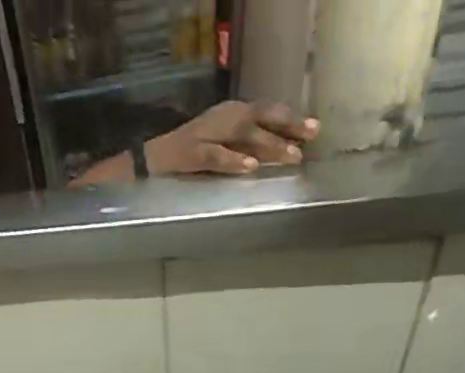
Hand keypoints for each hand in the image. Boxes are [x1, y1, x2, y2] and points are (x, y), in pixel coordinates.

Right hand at [145, 101, 318, 176]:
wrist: (150, 159)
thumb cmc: (188, 156)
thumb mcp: (221, 144)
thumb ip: (245, 146)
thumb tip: (278, 153)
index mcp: (230, 114)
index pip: (265, 112)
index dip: (290, 119)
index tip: (315, 130)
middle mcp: (221, 118)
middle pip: (259, 117)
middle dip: (286, 126)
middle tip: (310, 138)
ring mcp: (205, 135)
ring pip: (242, 135)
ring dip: (267, 144)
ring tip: (290, 155)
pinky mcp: (190, 154)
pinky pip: (215, 156)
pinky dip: (233, 161)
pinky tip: (250, 167)